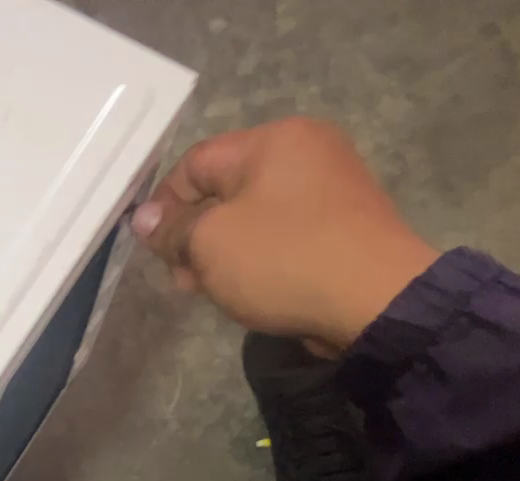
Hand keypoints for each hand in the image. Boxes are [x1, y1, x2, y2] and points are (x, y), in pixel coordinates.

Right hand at [131, 116, 439, 352]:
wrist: (374, 300)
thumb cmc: (283, 259)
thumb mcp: (210, 243)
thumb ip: (172, 228)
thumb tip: (145, 220)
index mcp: (274, 140)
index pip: (195, 162)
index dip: (164, 204)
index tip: (151, 248)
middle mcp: (306, 150)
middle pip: (224, 188)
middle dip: (193, 233)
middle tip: (183, 277)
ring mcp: (329, 187)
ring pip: (251, 214)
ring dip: (221, 250)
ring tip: (212, 288)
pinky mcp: (341, 223)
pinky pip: (281, 232)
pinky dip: (256, 256)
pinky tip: (248, 287)